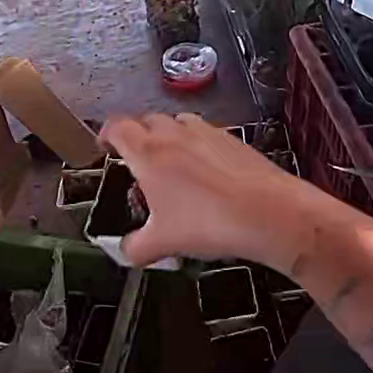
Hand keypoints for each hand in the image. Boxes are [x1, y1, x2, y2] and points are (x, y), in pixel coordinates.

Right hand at [101, 114, 345, 266]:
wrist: (268, 213)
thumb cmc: (210, 222)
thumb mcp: (162, 243)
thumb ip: (135, 247)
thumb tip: (127, 251)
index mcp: (150, 153)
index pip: (118, 128)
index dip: (107, 134)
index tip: (105, 145)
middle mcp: (177, 134)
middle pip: (148, 121)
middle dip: (139, 136)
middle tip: (138, 160)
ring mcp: (209, 133)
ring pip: (180, 122)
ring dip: (171, 135)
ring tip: (172, 163)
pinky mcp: (235, 141)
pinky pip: (209, 134)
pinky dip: (200, 145)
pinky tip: (207, 172)